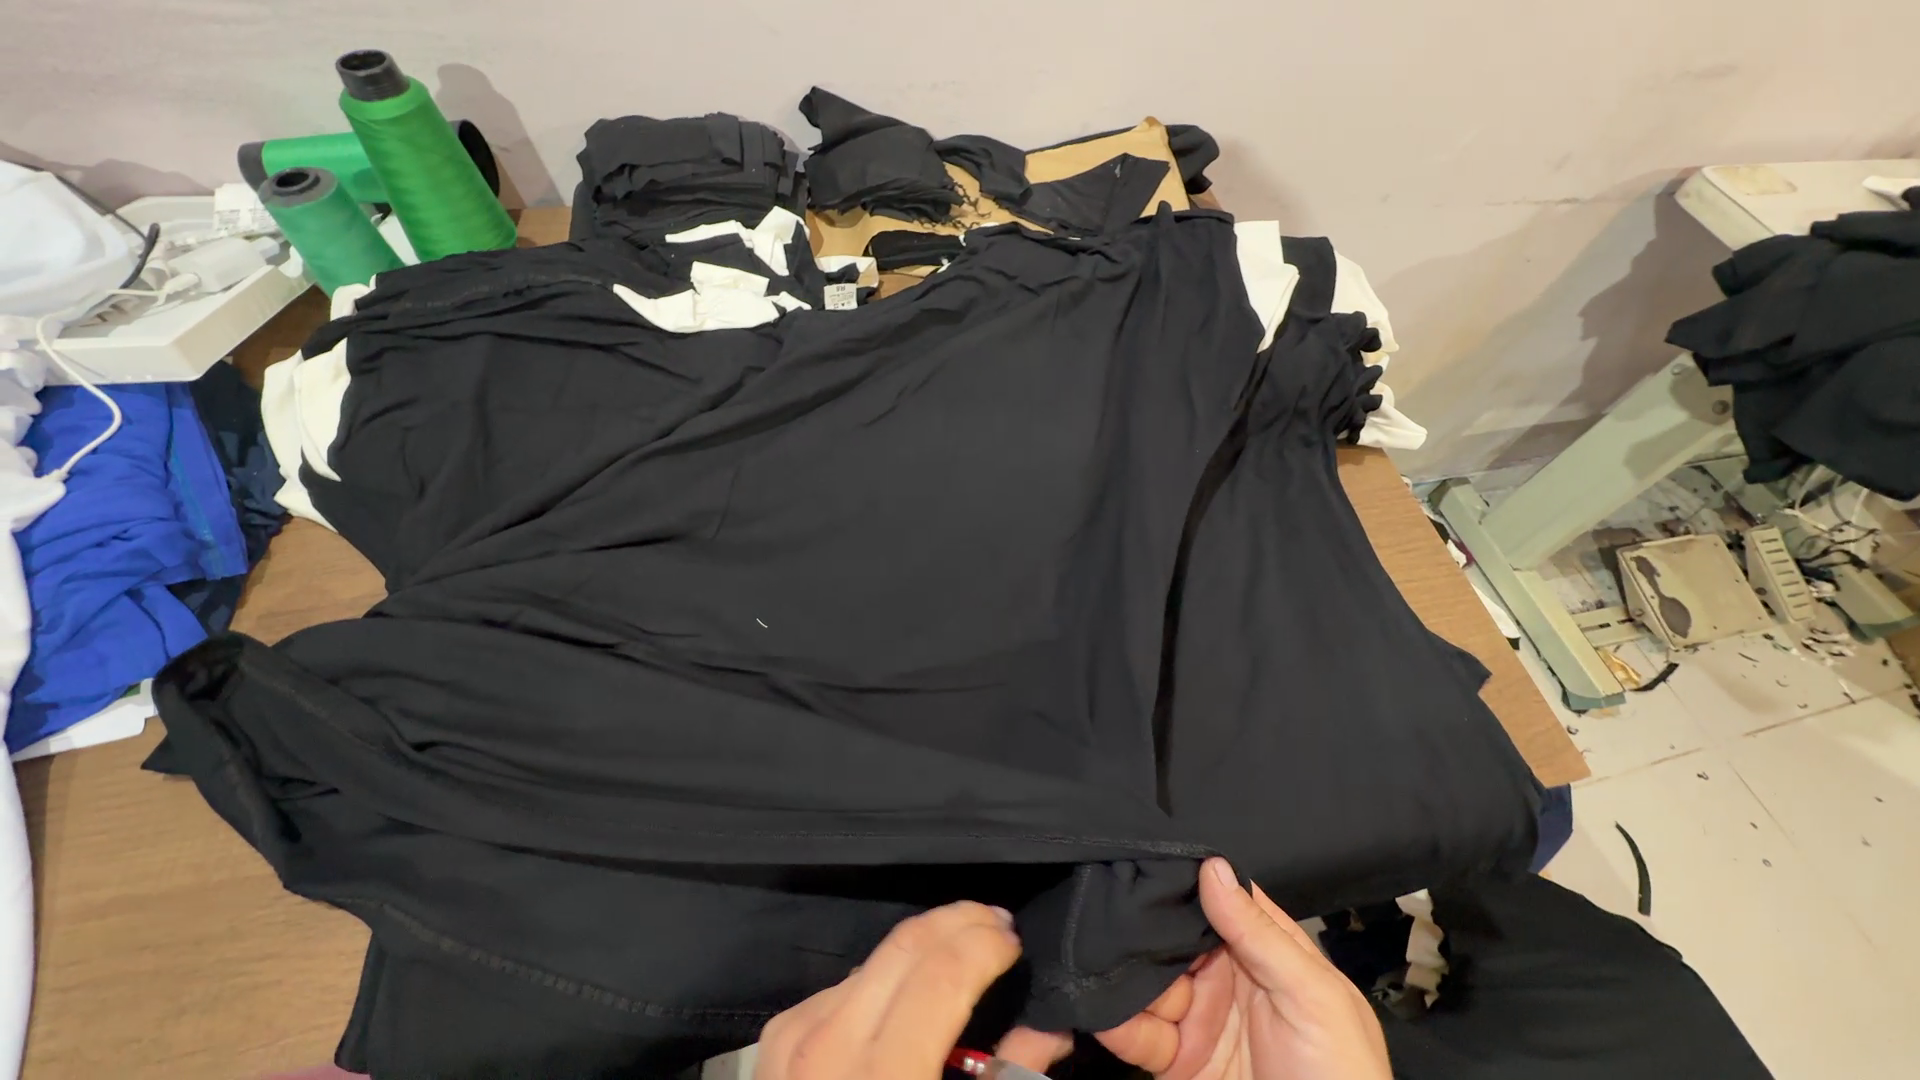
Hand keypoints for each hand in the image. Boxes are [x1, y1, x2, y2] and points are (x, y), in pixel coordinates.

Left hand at [754, 901, 1066, 1079]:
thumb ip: (1010, 1078)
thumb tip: (1050, 1027)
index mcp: (884, 1076)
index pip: (943, 972)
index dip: (987, 943)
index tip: (1015, 940)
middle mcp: (831, 1042)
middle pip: (907, 943)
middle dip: (961, 921)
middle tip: (998, 922)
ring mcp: (796, 1035)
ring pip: (876, 957)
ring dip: (924, 946)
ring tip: (960, 954)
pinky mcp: (778, 1038)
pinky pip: (844, 985)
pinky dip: (884, 978)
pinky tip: (905, 994)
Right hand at [1095, 857, 1391, 1079]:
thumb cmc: (1341, 1076)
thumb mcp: (1314, 998)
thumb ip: (1261, 934)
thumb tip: (1212, 865)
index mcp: (1265, 952)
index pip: (1217, 900)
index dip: (1182, 877)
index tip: (1141, 855)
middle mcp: (1226, 978)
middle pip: (1171, 937)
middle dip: (1140, 927)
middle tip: (1106, 913)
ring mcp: (1199, 1020)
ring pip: (1147, 980)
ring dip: (1123, 973)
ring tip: (1100, 963)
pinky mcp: (1176, 1062)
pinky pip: (1138, 1034)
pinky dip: (1116, 1022)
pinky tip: (1103, 1010)